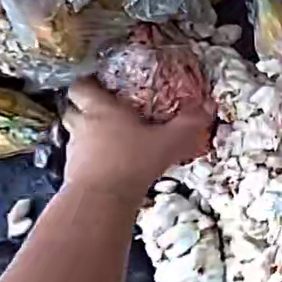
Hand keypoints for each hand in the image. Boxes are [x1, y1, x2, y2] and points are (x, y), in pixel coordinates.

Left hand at [61, 78, 213, 198]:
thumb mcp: (168, 141)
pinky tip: (111, 165)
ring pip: (76, 134)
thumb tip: (208, 108)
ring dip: (89, 135)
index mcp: (102, 109)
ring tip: (112, 140)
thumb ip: (188, 124)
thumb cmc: (132, 162)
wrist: (102, 199)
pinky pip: (81, 158)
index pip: (82, 85)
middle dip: (86, 108)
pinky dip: (92, 159)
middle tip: (107, 111)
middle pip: (74, 108)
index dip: (89, 82)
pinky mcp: (73, 172)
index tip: (100, 83)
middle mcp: (83, 125)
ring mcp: (75, 149)